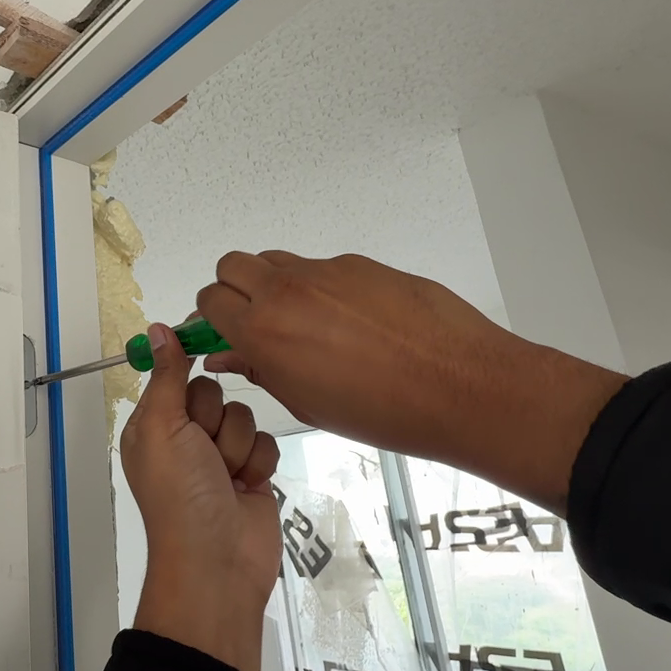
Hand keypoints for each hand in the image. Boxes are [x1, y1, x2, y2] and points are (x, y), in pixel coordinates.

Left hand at [121, 323, 282, 670]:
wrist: (218, 563)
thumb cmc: (180, 493)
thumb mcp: (163, 429)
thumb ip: (167, 377)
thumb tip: (158, 329)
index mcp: (153, 425)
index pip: (174, 375)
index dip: (188, 370)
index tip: (206, 354)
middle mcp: (184, 436)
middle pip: (213, 393)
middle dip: (214, 420)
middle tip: (203, 450)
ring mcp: (219, 454)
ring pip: (243, 416)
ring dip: (236, 446)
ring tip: (225, 476)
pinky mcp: (251, 472)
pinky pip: (265, 442)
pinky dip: (258, 463)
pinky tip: (247, 486)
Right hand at [196, 252, 625, 511]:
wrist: (462, 388)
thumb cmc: (383, 410)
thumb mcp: (305, 402)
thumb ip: (259, 369)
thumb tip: (228, 356)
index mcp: (263, 330)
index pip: (209, 301)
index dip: (211, 318)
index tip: (221, 333)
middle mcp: (285, 291)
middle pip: (231, 265)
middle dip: (233, 289)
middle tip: (252, 319)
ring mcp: (324, 272)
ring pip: (275, 261)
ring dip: (273, 284)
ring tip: (304, 321)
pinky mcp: (359, 263)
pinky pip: (321, 269)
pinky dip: (321, 288)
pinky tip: (352, 322)